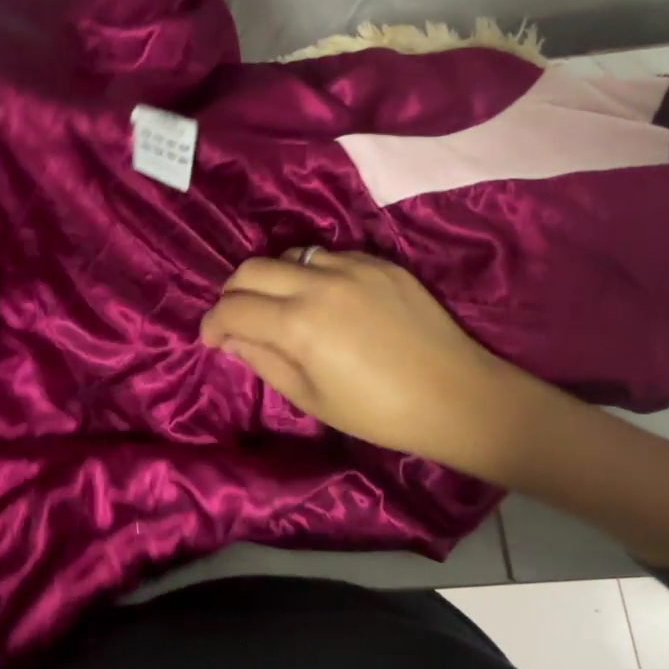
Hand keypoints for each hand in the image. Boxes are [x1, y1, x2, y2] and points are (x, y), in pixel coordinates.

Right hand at [200, 249, 544, 477]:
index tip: (211, 340)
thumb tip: (231, 338)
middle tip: (238, 321)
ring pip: (288, 257)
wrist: (457, 397)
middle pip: (251, 269)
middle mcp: (318, 283)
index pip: (232, 308)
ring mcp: (352, 267)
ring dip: (272, 281)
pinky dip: (311, 275)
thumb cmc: (377, 411)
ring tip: (280, 309)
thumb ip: (262, 359)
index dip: (211, 324)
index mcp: (297, 323)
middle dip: (233, 295)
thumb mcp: (308, 396)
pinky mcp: (380, 263)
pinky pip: (327, 257)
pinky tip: (325, 302)